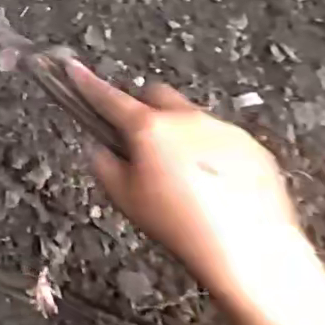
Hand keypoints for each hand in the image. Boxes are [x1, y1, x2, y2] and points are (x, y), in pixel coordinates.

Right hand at [70, 61, 307, 300]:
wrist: (252, 256)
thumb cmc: (182, 230)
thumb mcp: (125, 199)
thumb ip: (103, 163)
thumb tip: (101, 147)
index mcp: (148, 128)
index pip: (107, 96)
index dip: (86, 82)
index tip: (72, 67)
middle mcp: (185, 119)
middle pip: (154, 95)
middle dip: (146, 110)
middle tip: (143, 143)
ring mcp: (222, 129)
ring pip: (190, 118)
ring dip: (181, 136)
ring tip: (187, 181)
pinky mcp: (252, 147)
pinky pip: (223, 139)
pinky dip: (213, 155)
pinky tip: (216, 190)